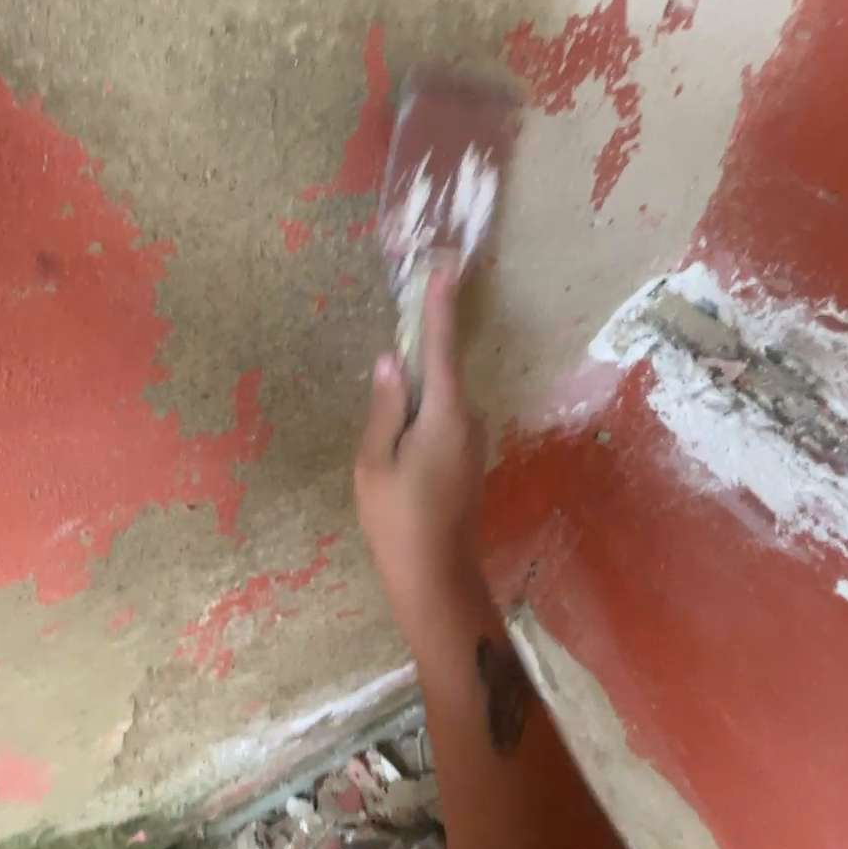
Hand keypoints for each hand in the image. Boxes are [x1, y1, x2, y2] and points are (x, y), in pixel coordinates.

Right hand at [355, 257, 489, 602]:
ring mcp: (473, 441)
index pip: (441, 350)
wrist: (435, 577)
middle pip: (440, 373)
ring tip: (387, 429)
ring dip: (415, 396)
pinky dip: (422, 415)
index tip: (445, 271)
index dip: (440, 309)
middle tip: (391, 374)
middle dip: (415, 362)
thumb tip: (390, 361)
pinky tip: (401, 445)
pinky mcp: (469, 457)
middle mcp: (469, 421)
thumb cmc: (396, 519)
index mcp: (444, 416)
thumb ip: (384, 407)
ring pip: (440, 399)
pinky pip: (443, 419)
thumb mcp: (374, 462)